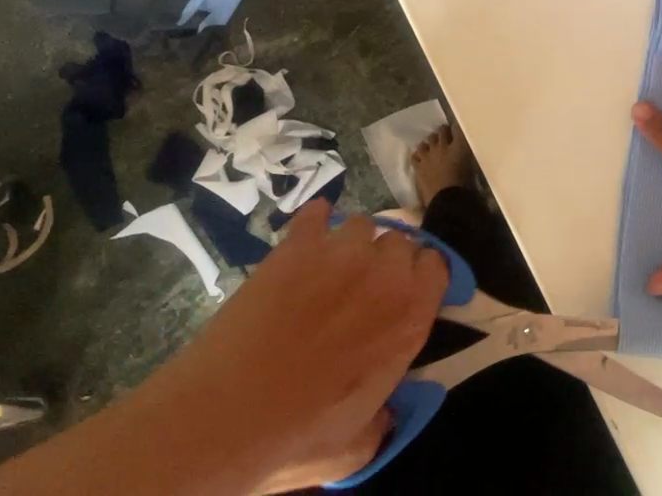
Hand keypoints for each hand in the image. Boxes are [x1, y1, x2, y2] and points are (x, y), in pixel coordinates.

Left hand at [124, 202, 449, 492]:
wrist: (224, 416)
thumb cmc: (296, 437)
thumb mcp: (356, 446)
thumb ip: (383, 418)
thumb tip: (385, 410)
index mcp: (409, 319)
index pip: (437, 267)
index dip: (421, 276)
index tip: (405, 292)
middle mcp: (385, 276)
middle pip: (400, 241)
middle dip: (387, 259)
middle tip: (364, 285)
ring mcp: (340, 255)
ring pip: (362, 224)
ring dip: (352, 242)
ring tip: (330, 266)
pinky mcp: (296, 247)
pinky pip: (315, 214)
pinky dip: (314, 221)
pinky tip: (305, 237)